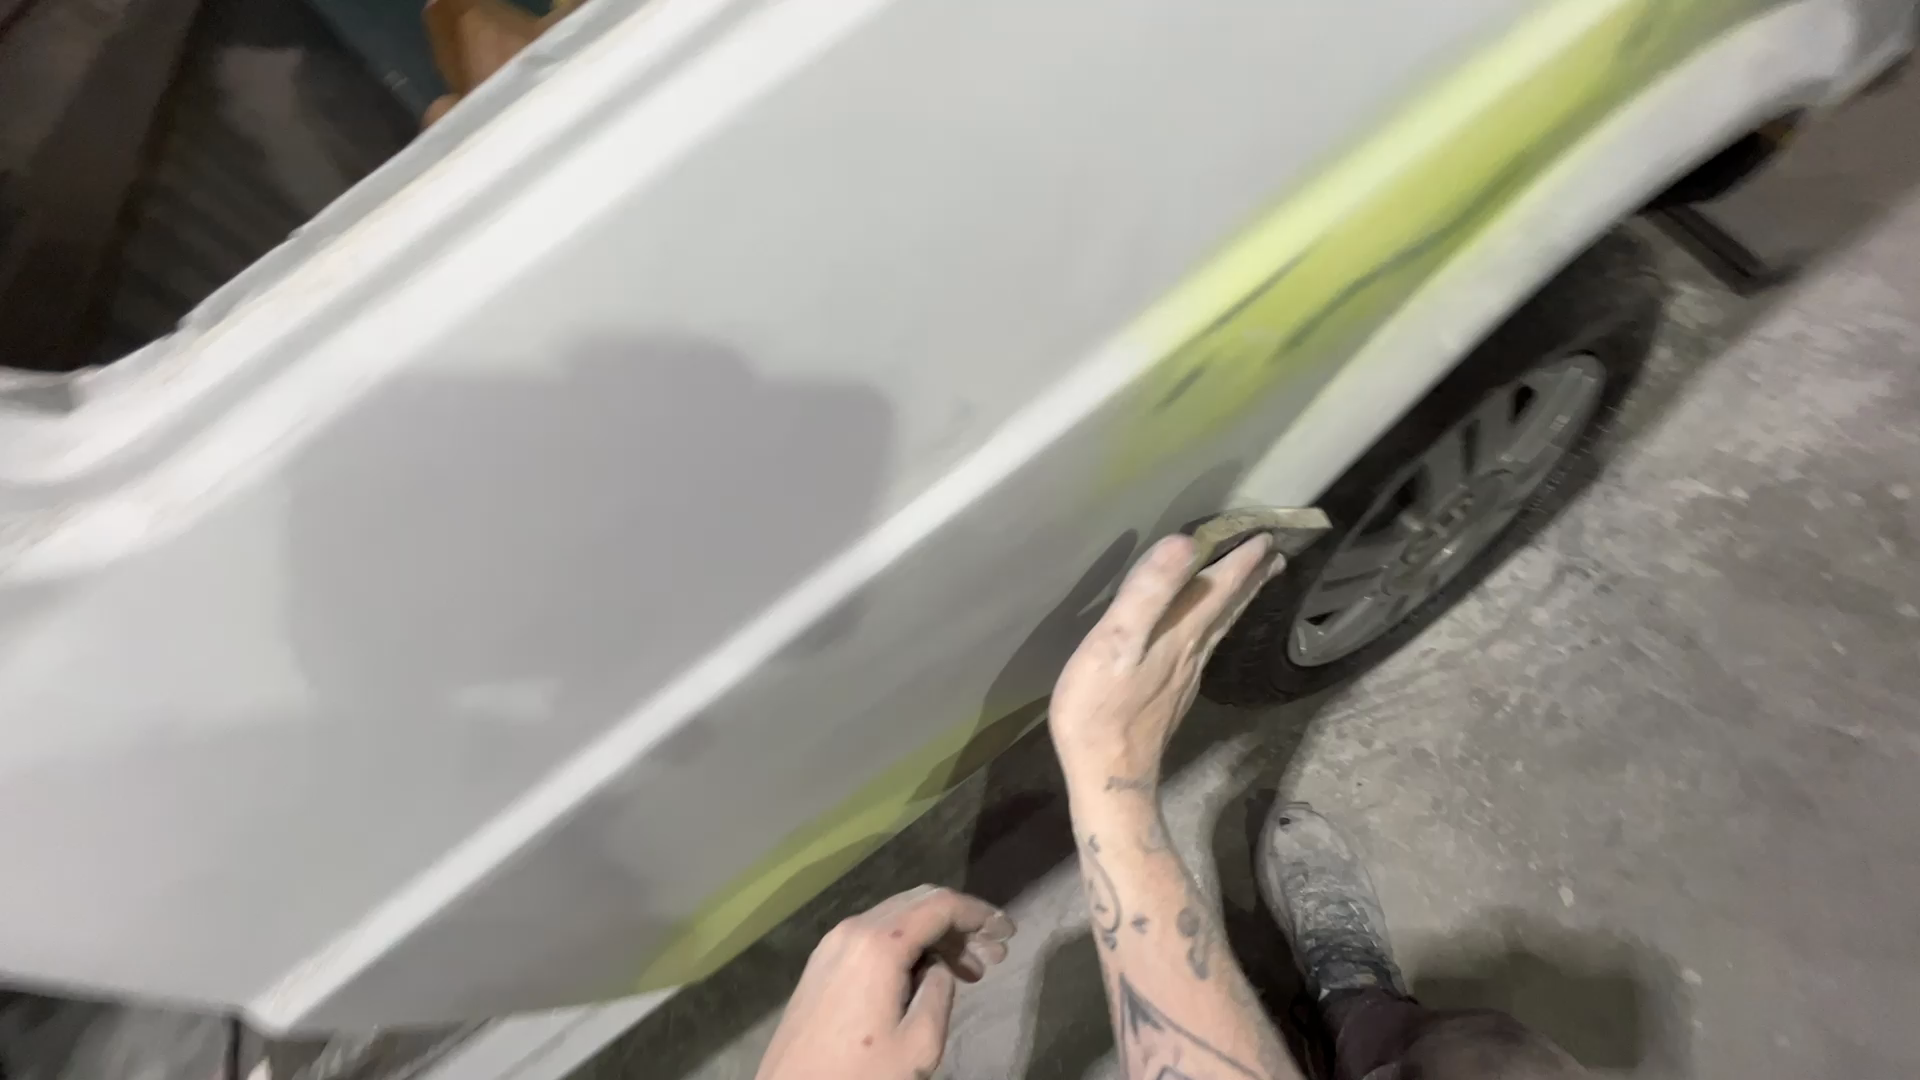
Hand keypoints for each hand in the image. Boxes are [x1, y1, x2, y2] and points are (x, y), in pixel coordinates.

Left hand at [756, 885, 1015, 1079]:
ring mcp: (835, 941)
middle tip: (995, 952)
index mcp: (878, 943)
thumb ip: (939, 993)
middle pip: (920, 903)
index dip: (979, 913)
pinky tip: (929, 972)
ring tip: (972, 970)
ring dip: (937, 935)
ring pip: (898, 917)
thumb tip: (940, 968)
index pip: (940, 905)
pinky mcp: (825, 960)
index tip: (1008, 931)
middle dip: (962, 922)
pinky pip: (876, 934)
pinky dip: (909, 944)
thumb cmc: (858, 1077)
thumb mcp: (917, 1046)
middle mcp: (855, 927)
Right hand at [1048, 533, 1279, 796]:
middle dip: (1250, 579)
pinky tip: (1206, 634)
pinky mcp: (1173, 695)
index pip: (1220, 588)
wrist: (1110, 775)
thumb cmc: (1101, 708)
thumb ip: (1148, 592)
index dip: (1240, 561)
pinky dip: (1216, 626)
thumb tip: (1184, 543)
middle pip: (1229, 608)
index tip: (1264, 536)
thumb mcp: (1116, 643)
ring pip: (1220, 629)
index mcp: (1181, 634)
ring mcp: (1185, 677)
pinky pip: (1205, 647)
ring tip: (1252, 584)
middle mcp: (1192, 652)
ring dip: (1237, 602)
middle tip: (1274, 555)